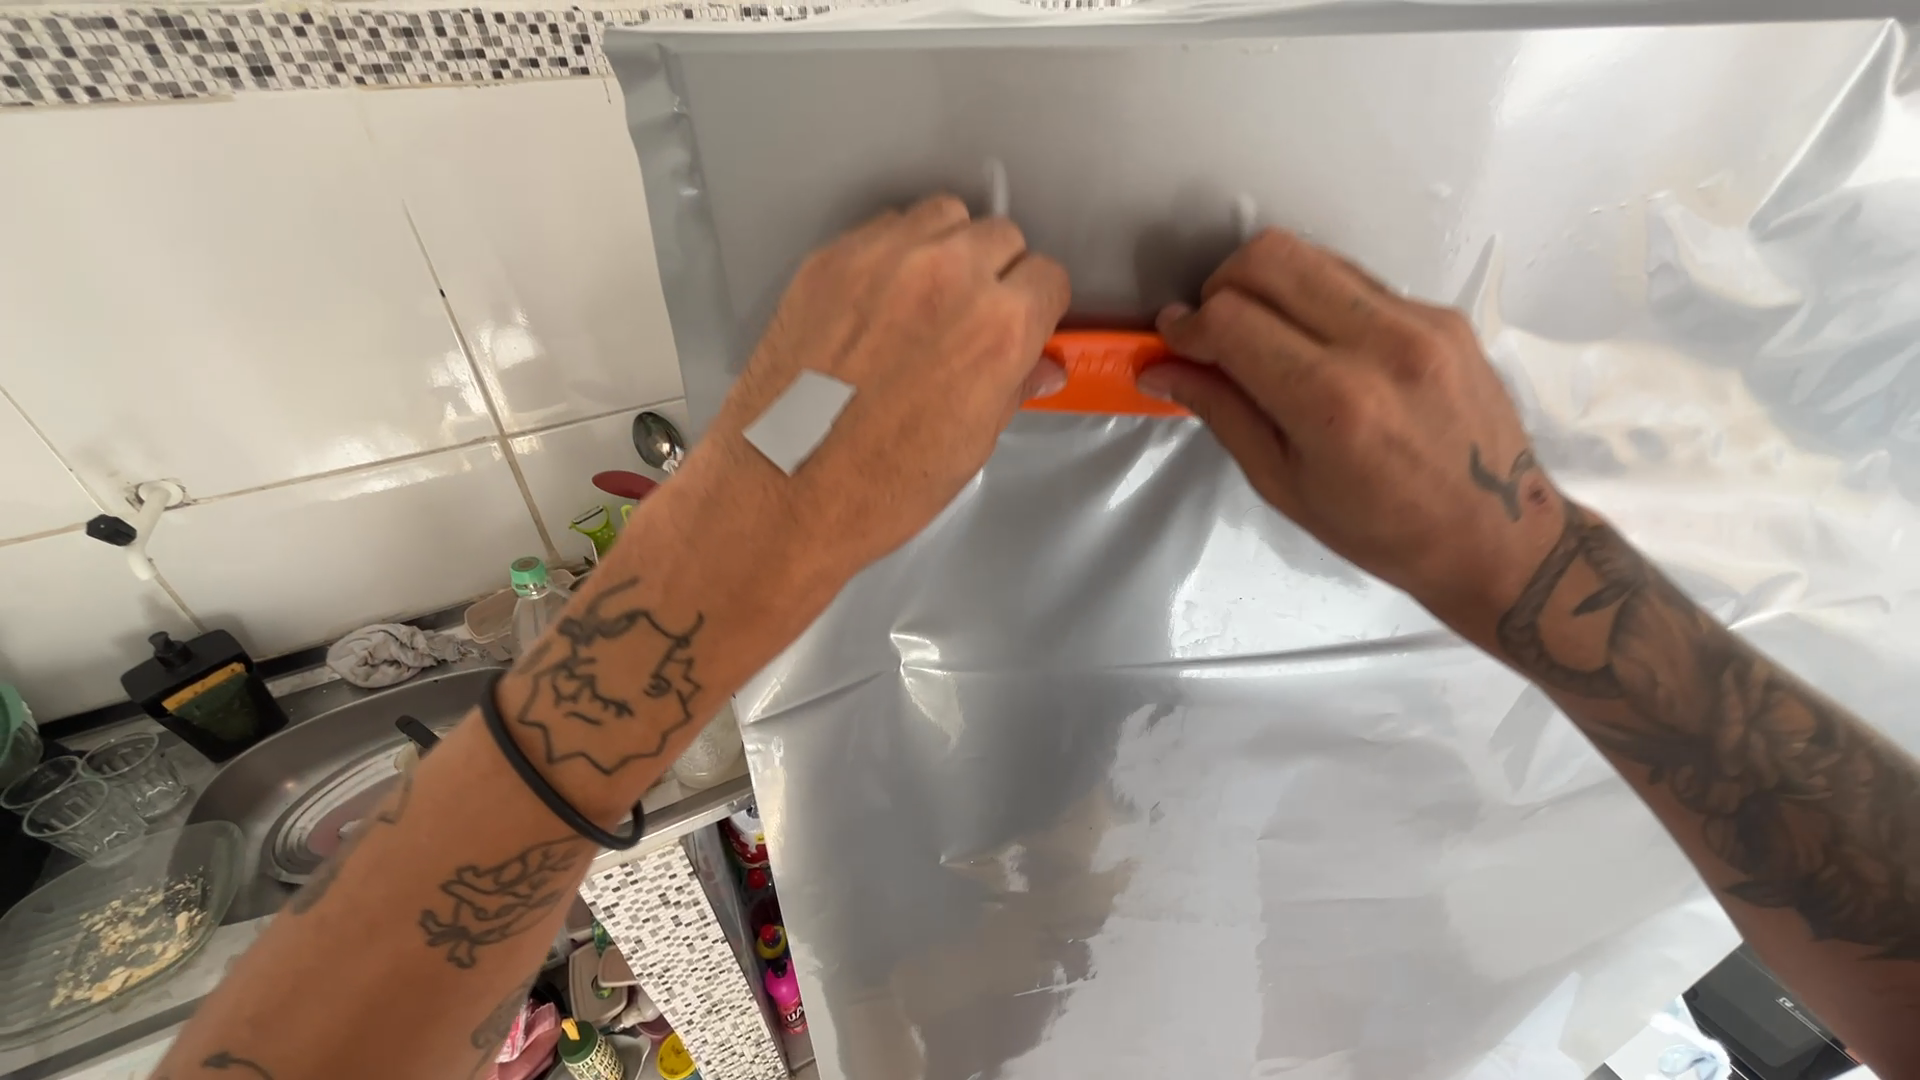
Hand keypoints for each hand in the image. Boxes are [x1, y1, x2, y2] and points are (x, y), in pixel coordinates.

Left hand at [692, 195, 1070, 580]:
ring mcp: (882, 260)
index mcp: (998, 329)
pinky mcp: (830, 260)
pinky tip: (880, 303)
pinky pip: (884, 229)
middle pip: (1002, 236)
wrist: (781, 491)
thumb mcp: (970, 447)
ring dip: (949, 250)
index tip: (1023, 325)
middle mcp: (947, 277)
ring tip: (929, 301)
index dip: (1039, 307)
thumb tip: (1040, 369)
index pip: (1048, 277)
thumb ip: (1012, 389)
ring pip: (944, 217)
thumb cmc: (881, 488)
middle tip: (973, 319)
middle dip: (999, 275)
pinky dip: (895, 254)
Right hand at [1136, 228, 1560, 626]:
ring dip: (1263, 285)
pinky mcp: (1441, 313)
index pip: (1232, 321)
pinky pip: (1351, 278)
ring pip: (1311, 256)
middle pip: (1270, 259)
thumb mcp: (1280, 483)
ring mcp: (1419, 320)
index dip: (1186, 326)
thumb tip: (1161, 369)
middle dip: (1219, 286)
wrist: (1494, 534)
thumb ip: (1221, 411)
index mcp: (1332, 403)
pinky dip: (1310, 298)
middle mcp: (1380, 344)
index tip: (1170, 340)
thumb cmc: (1378, 529)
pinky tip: (1309, 343)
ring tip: (1256, 335)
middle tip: (1210, 331)